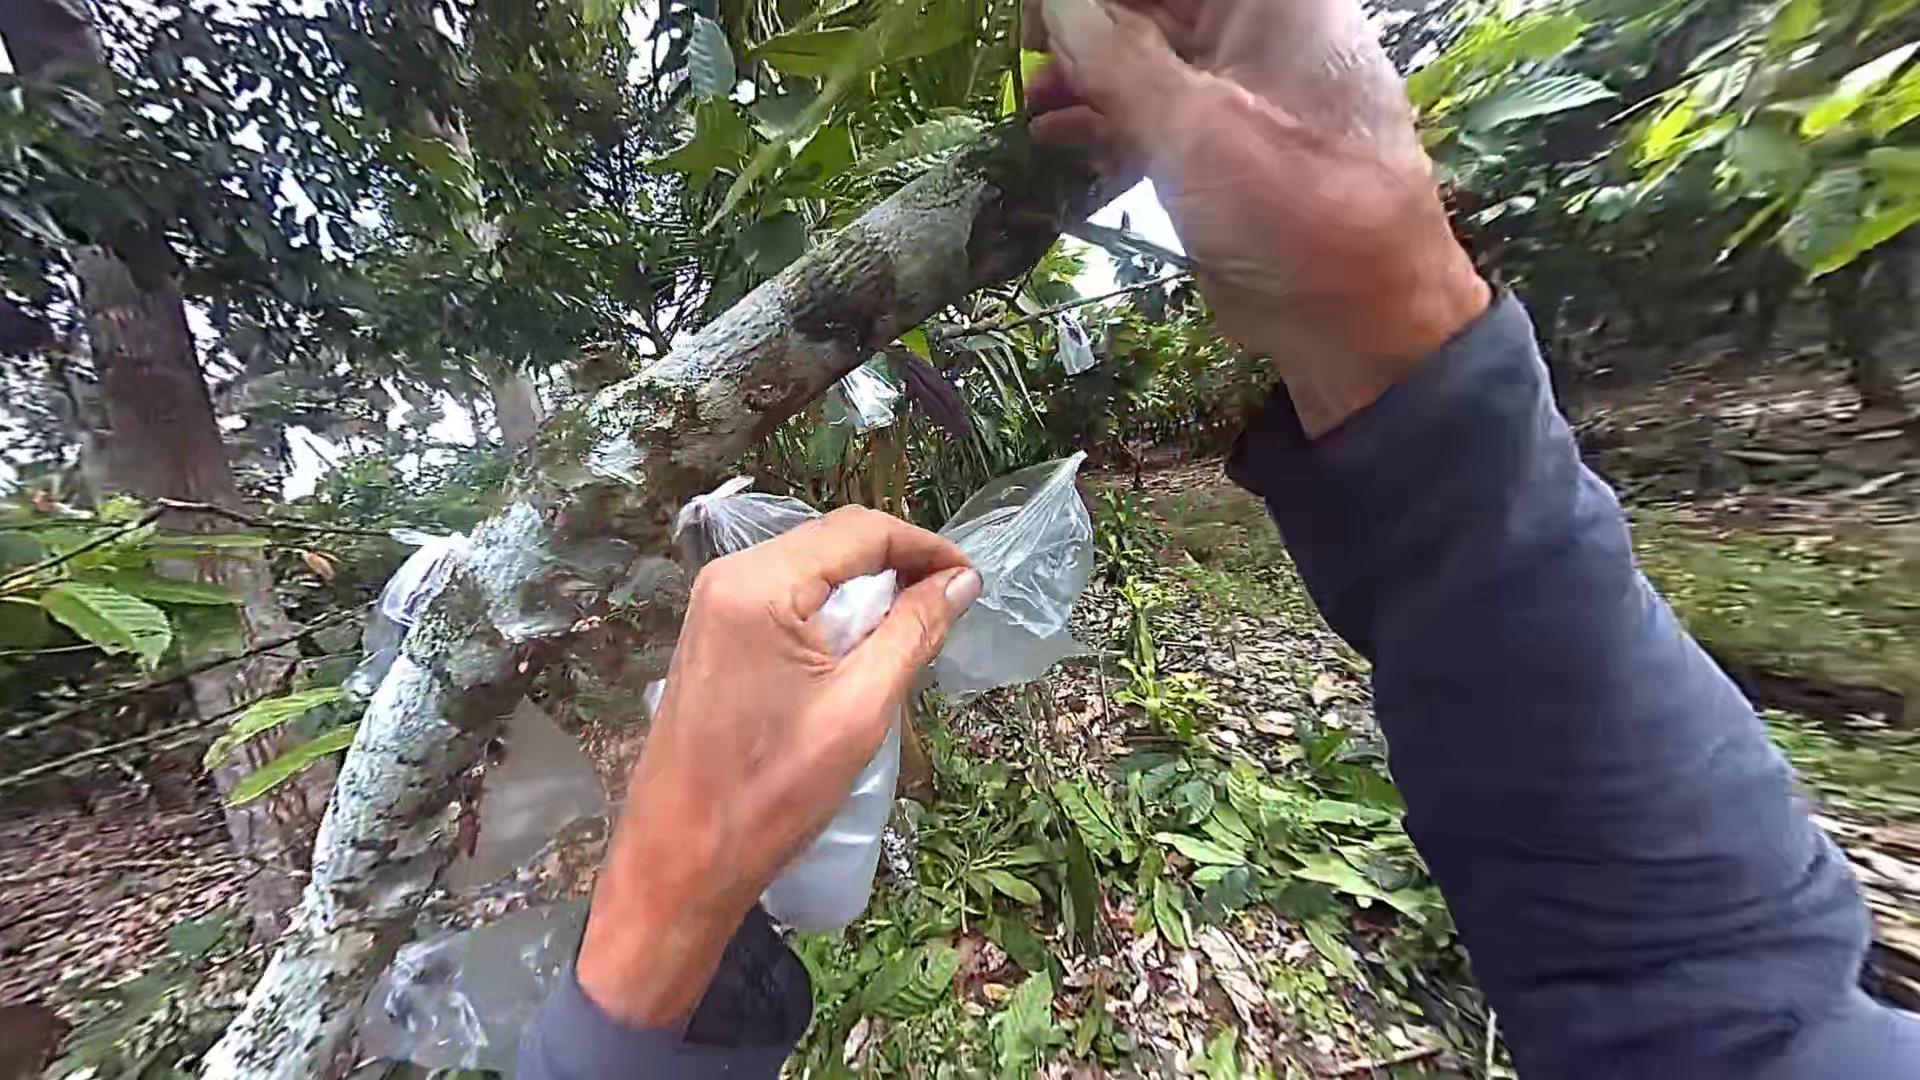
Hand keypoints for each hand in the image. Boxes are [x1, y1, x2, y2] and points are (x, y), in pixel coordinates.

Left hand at [576, 506, 980, 1026]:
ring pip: (815, 562)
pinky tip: (864, 633)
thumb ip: (915, 629)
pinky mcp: (716, 626)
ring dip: (870, 582)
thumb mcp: (861, 707)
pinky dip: (836, 602)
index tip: (970, 578)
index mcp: (761, 584)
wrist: (677, 864)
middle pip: (835, 538)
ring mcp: (716, 599)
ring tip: (916, 616)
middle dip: (899, 560)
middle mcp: (731, 574)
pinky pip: (790, 590)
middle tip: (948, 597)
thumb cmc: (773, 793)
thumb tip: (961, 580)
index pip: (861, 531)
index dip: (925, 546)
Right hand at [1026, 0, 1490, 435]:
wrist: (1341, 310)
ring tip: (1033, 103)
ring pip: (1142, 69)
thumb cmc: (1289, 208)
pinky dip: (1103, 129)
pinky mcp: (1208, 158)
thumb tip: (1061, 5)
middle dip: (1084, 28)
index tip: (1038, 15)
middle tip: (1025, 55)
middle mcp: (1247, 35)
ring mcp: (1227, 100)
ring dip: (1085, 82)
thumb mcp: (1197, 129)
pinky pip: (1146, 124)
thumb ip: (1121, 62)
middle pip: (1148, 10)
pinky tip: (1060, 137)